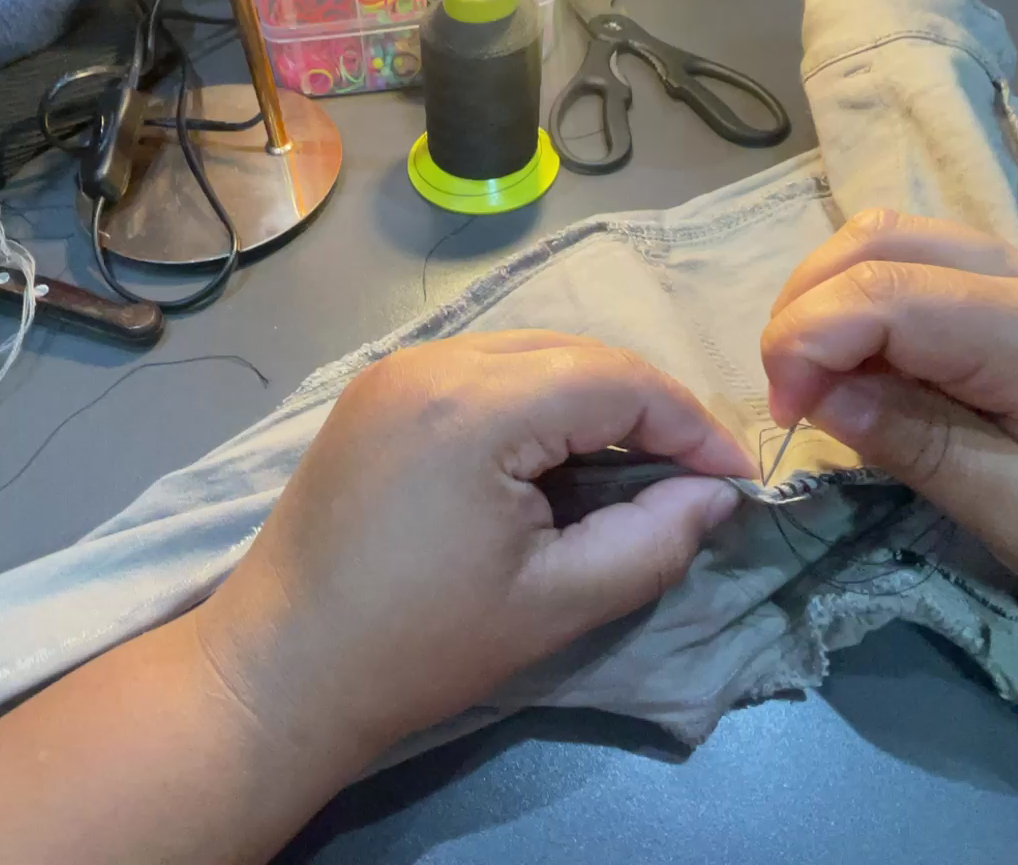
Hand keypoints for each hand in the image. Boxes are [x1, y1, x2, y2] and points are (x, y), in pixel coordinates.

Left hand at [193, 331, 756, 761]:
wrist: (284, 663)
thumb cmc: (417, 646)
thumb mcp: (554, 603)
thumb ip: (651, 540)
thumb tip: (715, 495)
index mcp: (471, 404)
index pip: (614, 379)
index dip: (689, 424)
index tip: (733, 478)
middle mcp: (431, 359)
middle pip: (572, 353)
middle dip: (642, 406)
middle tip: (685, 471)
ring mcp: (396, 367)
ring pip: (528, 353)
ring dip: (588, 398)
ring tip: (627, 462)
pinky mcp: (378, 388)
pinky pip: (481, 369)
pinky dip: (532, 398)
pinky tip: (548, 449)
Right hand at [761, 210, 1017, 702]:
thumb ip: (936, 455)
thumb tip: (823, 395)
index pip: (891, 293)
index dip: (806, 341)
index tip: (787, 416)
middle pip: (878, 240)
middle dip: (802, 310)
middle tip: (797, 397)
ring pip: (893, 239)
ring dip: (827, 298)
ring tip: (824, 380)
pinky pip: (921, 269)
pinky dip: (863, 304)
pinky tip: (871, 369)